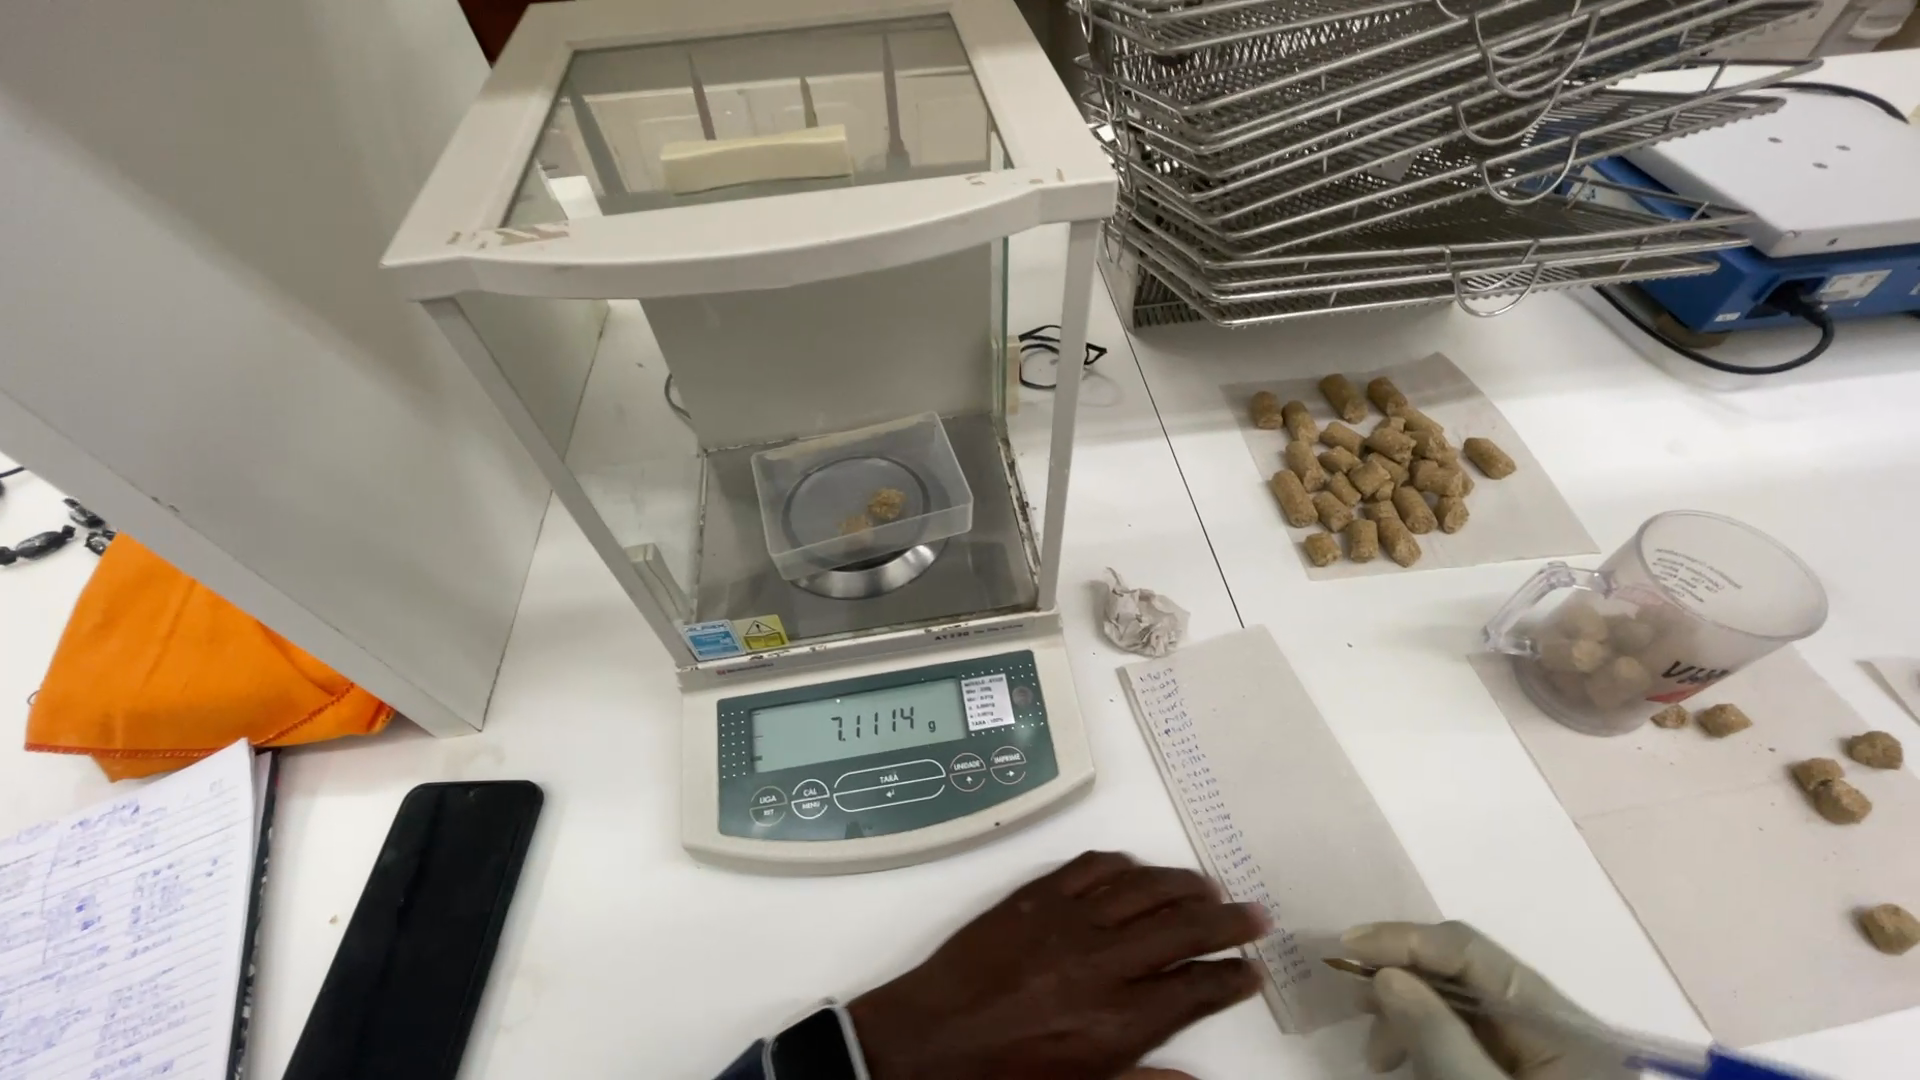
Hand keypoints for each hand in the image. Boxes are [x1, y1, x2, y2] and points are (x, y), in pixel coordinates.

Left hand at [848, 851, 1267, 1079]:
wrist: (930, 1040)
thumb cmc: (1006, 1077)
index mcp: (1117, 1022)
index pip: (1195, 989)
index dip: (1232, 976)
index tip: (1254, 968)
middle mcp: (1101, 963)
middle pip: (1181, 928)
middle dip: (1226, 921)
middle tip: (1254, 912)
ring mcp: (1067, 921)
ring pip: (1141, 888)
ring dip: (1181, 884)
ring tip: (1207, 887)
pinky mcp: (1034, 896)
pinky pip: (1089, 868)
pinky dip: (1120, 864)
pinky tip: (1135, 867)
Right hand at [1341, 921, 1631, 1079]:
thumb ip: (1435, 1033)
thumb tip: (1385, 974)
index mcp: (1560, 1022)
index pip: (1468, 949)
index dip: (1403, 939)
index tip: (1346, 947)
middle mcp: (1550, 1025)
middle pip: (1458, 971)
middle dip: (1397, 979)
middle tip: (1350, 998)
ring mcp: (1534, 1053)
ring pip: (1451, 1002)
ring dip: (1402, 1015)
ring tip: (1375, 1055)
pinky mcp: (1513, 1073)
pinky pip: (1456, 1034)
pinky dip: (1418, 1040)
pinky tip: (1394, 1065)